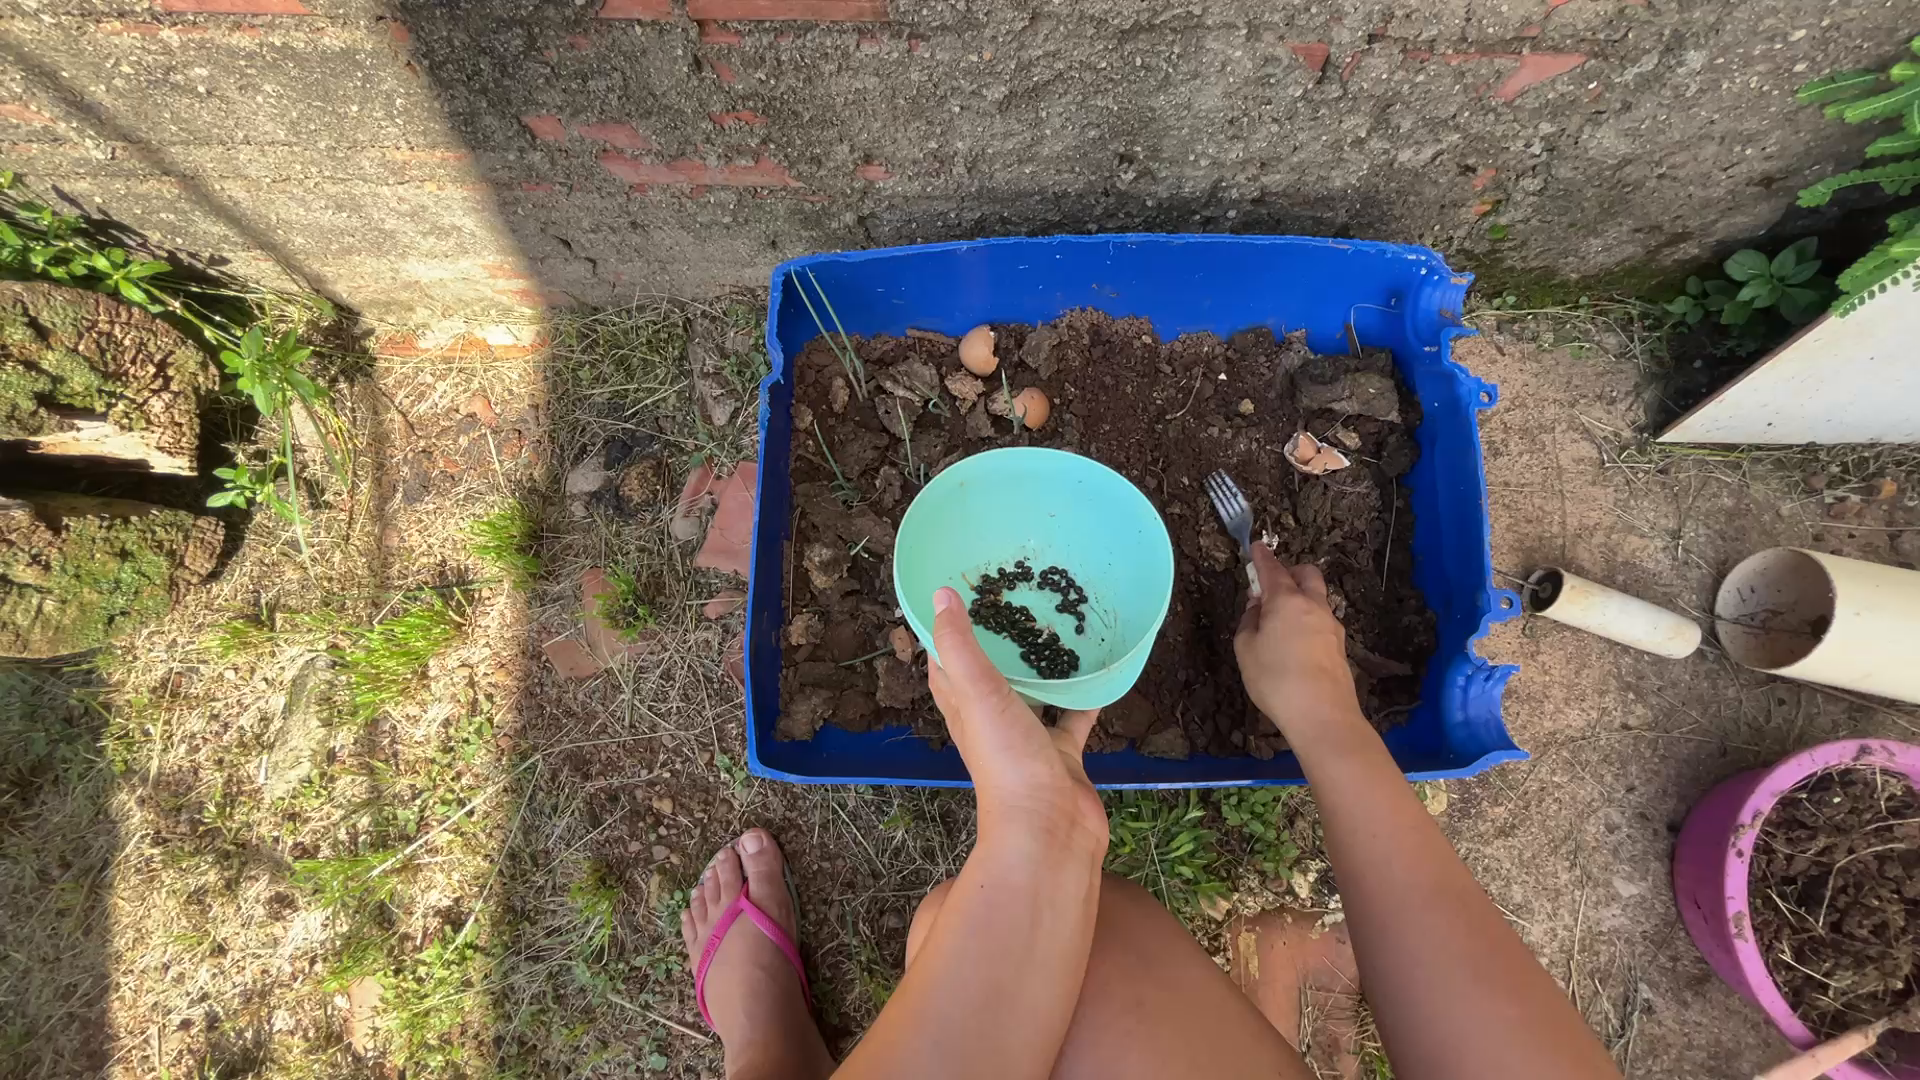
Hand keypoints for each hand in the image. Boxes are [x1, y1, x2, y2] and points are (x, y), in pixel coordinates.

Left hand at [926, 587, 1107, 858]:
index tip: (960, 592)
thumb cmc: (1006, 758)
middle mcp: (990, 719)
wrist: (1050, 828)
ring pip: (1033, 691)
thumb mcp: (977, 692)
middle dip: (999, 639)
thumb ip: (960, 644)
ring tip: (1057, 622)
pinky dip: (1084, 694)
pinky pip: (1073, 715)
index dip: (946, 629)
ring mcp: (1027, 737)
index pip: (945, 661)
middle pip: (990, 672)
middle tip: (1018, 597)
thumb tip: (939, 595)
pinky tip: (1099, 666)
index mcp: (963, 705)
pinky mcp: (1062, 751)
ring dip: (1041, 664)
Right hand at [1234, 544, 1364, 736]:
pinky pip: (1320, 620)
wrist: (1322, 714)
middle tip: (1270, 586)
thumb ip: (1249, 622)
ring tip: (1277, 621)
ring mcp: (1331, 626)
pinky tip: (1293, 642)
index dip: (1262, 556)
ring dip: (1299, 598)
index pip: (1272, 569)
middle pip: (1307, 574)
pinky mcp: (1339, 646)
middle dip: (1290, 571)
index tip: (1256, 546)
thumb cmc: (1274, 678)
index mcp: (1286, 600)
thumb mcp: (1245, 648)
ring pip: (1316, 598)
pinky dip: (1306, 620)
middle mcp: (1313, 606)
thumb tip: (1257, 609)